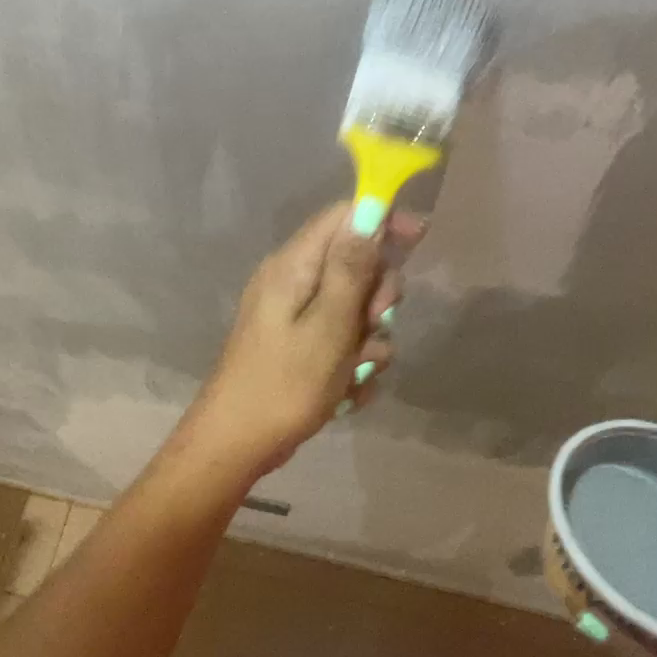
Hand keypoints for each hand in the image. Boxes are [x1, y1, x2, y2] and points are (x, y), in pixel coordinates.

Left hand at [182, 202, 426, 476]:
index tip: (420, 238)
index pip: (343, 216)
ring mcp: (292, 313)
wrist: (237, 445)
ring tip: (359, 370)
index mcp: (293, 265)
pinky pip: (340, 338)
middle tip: (377, 323)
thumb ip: (350, 269)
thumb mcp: (328, 326)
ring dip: (369, 338)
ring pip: (353, 306)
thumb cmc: (285, 385)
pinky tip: (349, 390)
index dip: (383, 220)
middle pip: (354, 261)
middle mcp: (291, 280)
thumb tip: (369, 211)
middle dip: (378, 294)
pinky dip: (352, 361)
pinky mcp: (297, 343)